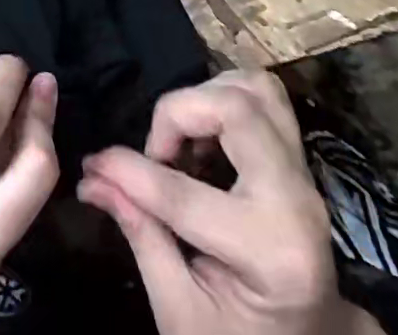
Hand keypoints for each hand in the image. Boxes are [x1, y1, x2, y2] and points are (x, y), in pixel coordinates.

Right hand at [78, 69, 381, 334]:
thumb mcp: (178, 308)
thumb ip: (138, 231)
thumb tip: (92, 177)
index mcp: (272, 254)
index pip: (184, 193)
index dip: (125, 170)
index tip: (94, 164)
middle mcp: (298, 203)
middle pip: (236, 109)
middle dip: (176, 113)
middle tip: (154, 151)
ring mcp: (305, 176)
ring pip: (255, 90)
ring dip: (205, 98)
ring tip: (180, 138)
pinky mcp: (300, 160)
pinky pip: (266, 97)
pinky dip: (224, 96)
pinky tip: (202, 133)